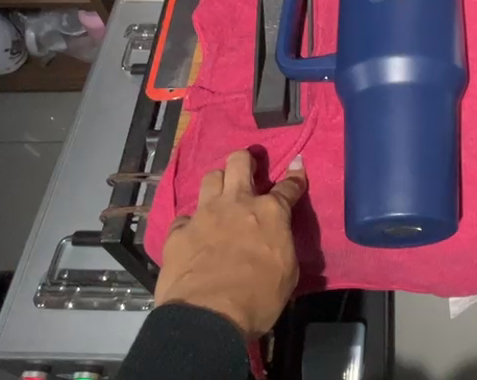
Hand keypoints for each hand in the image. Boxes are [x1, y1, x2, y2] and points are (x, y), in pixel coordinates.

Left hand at [154, 149, 306, 337]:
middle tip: (248, 173)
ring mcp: (205, 214)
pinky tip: (192, 236)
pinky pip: (184, 217)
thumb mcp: (288, 272)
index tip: (298, 165)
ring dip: (217, 185)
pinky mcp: (178, 232)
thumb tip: (279, 239)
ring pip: (210, 177)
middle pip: (239, 161)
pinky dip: (190, 224)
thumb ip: (283, 245)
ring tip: (219, 198)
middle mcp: (237, 202)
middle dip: (245, 161)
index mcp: (271, 212)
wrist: (208, 316)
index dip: (296, 175)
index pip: (289, 186)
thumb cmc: (258, 298)